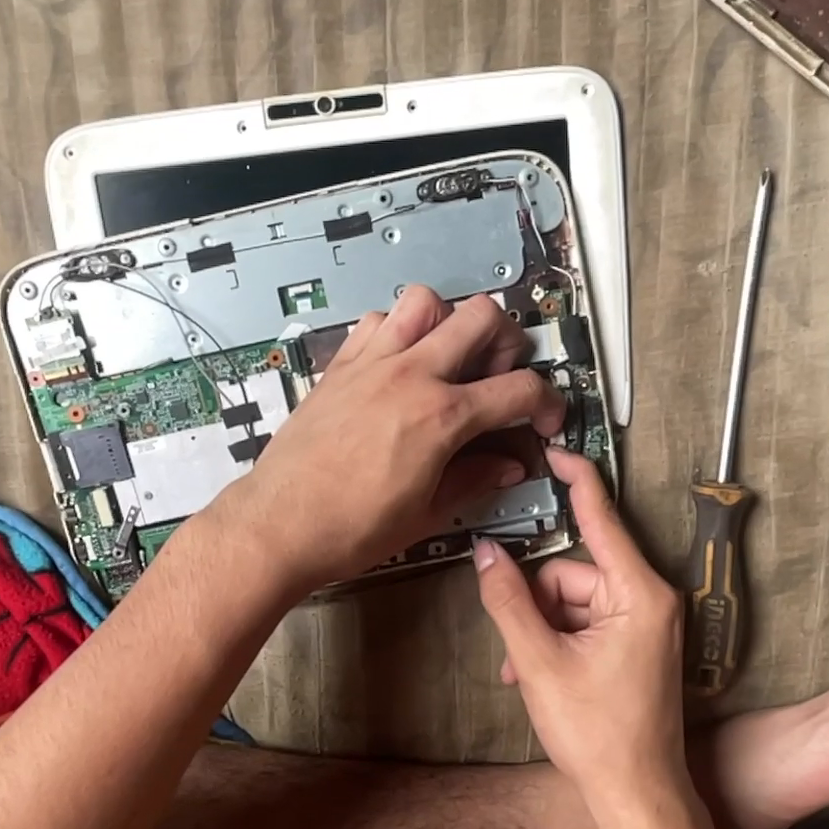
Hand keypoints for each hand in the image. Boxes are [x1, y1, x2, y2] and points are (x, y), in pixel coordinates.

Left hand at [212, 286, 565, 590]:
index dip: (548, 403)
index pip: (520, 388)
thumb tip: (507, 465)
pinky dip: (396, 328)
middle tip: (498, 376)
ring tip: (447, 358)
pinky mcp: (340, 366)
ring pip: (425, 300)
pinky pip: (375, 320)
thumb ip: (474, 480)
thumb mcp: (427, 514)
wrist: (280, 525)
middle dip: (506, 341)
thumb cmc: (349, 528)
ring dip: (447, 321)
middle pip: (481, 317)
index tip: (544, 419)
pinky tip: (398, 363)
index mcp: (442, 417)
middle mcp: (410, 376)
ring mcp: (372, 364)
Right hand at [474, 448, 688, 801]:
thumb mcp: (539, 662)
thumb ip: (508, 600)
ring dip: (539, 631)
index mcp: (639, 594)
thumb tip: (485, 552)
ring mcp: (642, 625)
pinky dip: (555, 643)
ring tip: (525, 674)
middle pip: (569, 573)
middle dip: (534, 604)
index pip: (602, 518)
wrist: (637, 797)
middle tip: (516, 650)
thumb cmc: (597, 733)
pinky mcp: (633, 645)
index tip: (553, 451)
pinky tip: (536, 677)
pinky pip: (582, 624)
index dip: (576, 480)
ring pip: (570, 601)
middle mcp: (648, 601)